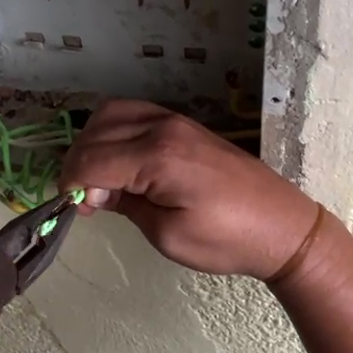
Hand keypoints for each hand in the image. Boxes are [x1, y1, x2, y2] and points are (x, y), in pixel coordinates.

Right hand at [59, 99, 326, 280]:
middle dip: (78, 164)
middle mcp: (162, 128)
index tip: (74, 209)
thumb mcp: (168, 236)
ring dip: (93, 142)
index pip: (91, 159)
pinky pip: (133, 112)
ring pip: (110, 113)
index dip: (71, 184)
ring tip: (98, 178)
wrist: (282, 226)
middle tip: (86, 200)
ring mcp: (174, 120)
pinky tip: (118, 159)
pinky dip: (113, 131)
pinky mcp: (182, 123)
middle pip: (95, 131)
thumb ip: (125, 206)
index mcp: (158, 157)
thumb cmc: (227, 240)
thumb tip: (93, 193)